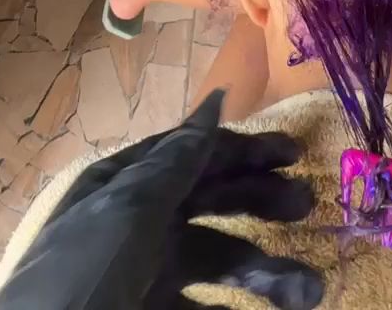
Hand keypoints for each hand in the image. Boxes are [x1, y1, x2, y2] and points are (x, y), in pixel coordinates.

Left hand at [0, 91, 323, 309]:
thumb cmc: (83, 280)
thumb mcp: (129, 210)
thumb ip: (178, 159)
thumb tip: (217, 101)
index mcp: (125, 186)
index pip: (193, 153)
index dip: (242, 148)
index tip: (293, 153)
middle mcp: (138, 224)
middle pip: (210, 200)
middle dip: (258, 199)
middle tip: (305, 204)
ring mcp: (146, 278)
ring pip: (217, 259)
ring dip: (265, 271)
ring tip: (309, 292)